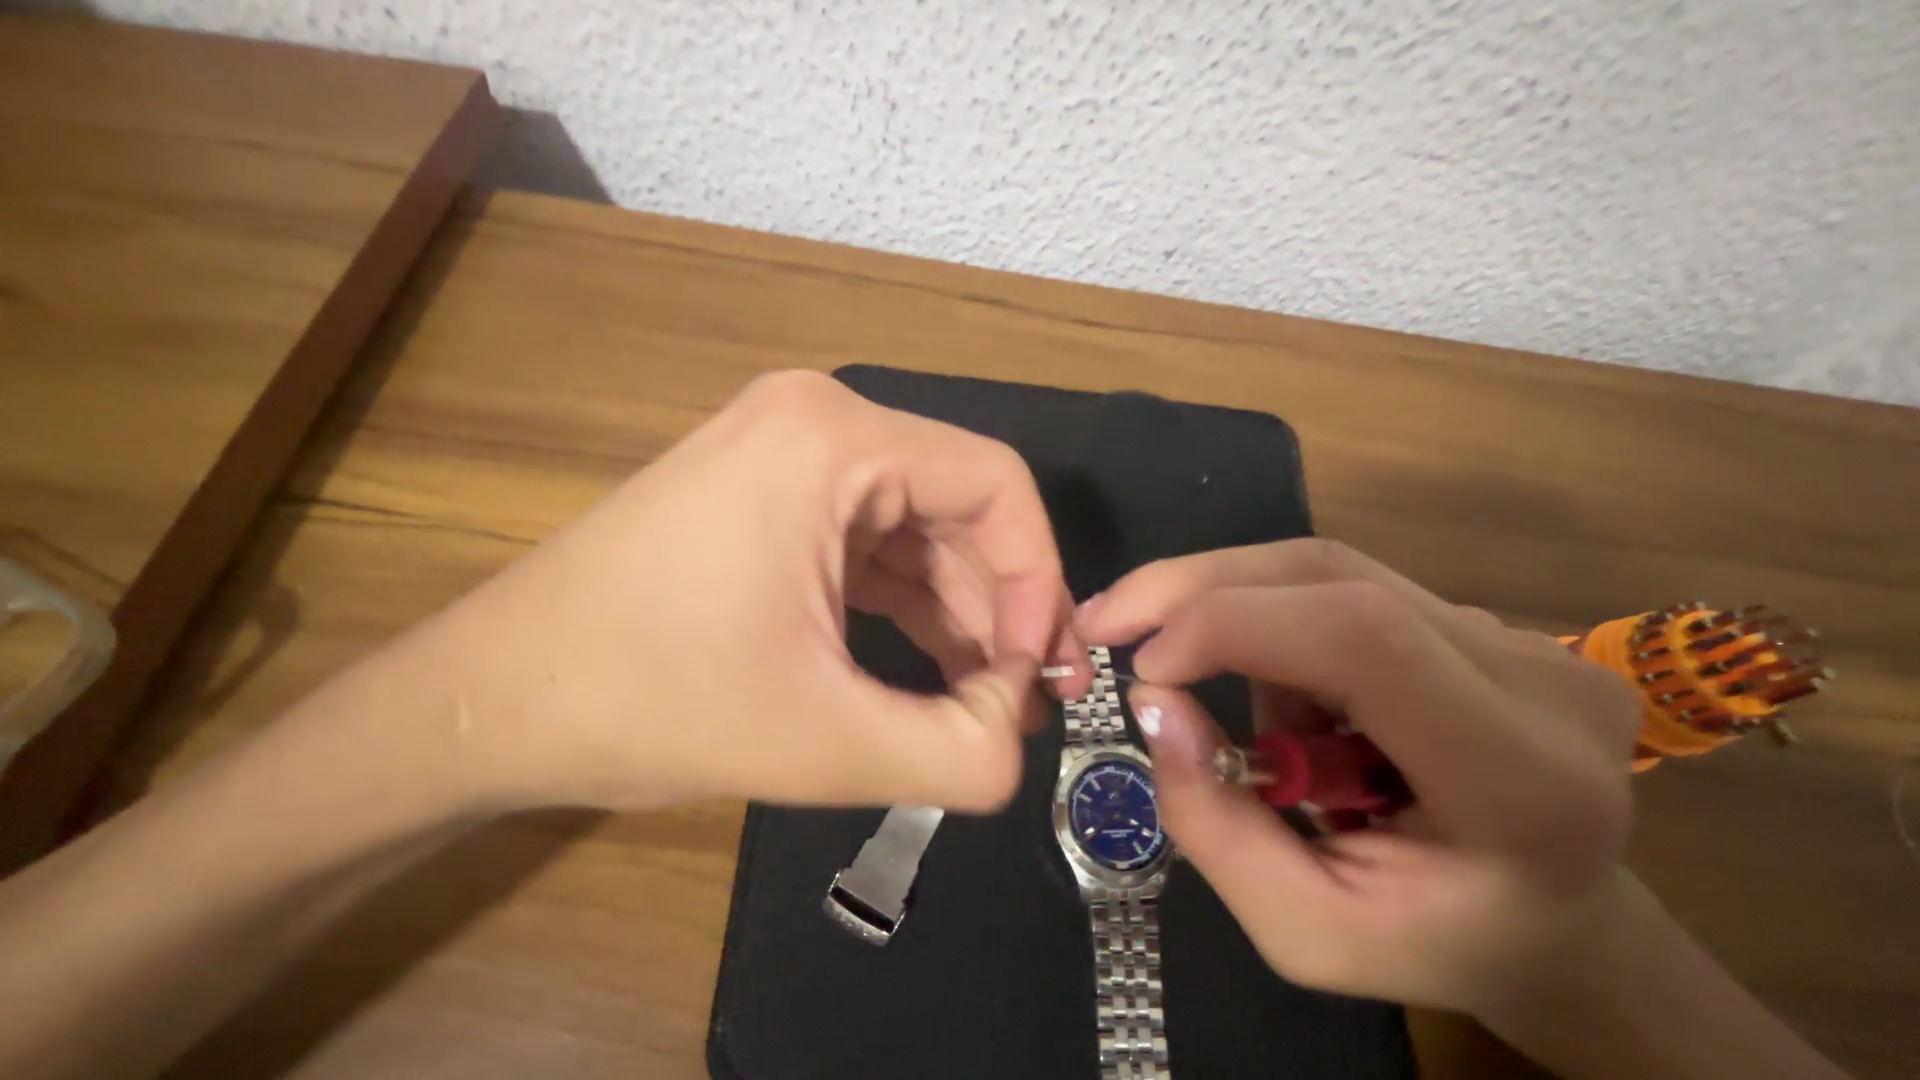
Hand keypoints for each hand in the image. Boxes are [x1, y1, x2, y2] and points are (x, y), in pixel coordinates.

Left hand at [428, 370, 1087, 811]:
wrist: (486, 701)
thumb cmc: (647, 701)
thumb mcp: (823, 741)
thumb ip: (961, 751)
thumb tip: (1025, 738)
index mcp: (832, 440)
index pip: (996, 485)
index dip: (1037, 580)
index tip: (1037, 673)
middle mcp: (814, 422)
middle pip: (957, 506)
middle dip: (999, 606)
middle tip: (1022, 700)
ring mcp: (782, 456)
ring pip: (914, 529)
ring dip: (956, 614)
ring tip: (982, 702)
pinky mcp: (763, 500)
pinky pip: (867, 543)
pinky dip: (905, 606)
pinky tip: (928, 672)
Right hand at [1076, 539, 1639, 1015]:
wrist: (1552, 923)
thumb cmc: (1435, 944)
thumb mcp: (1304, 932)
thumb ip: (1216, 827)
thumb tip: (1154, 702)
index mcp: (1519, 778)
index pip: (1366, 640)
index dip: (1233, 624)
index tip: (1144, 667)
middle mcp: (1533, 680)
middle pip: (1334, 576)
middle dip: (1201, 588)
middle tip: (1109, 621)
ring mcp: (1519, 637)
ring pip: (1330, 572)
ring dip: (1237, 616)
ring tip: (1229, 706)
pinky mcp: (1485, 620)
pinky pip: (1346, 591)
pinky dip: (1275, 627)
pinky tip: (1288, 703)